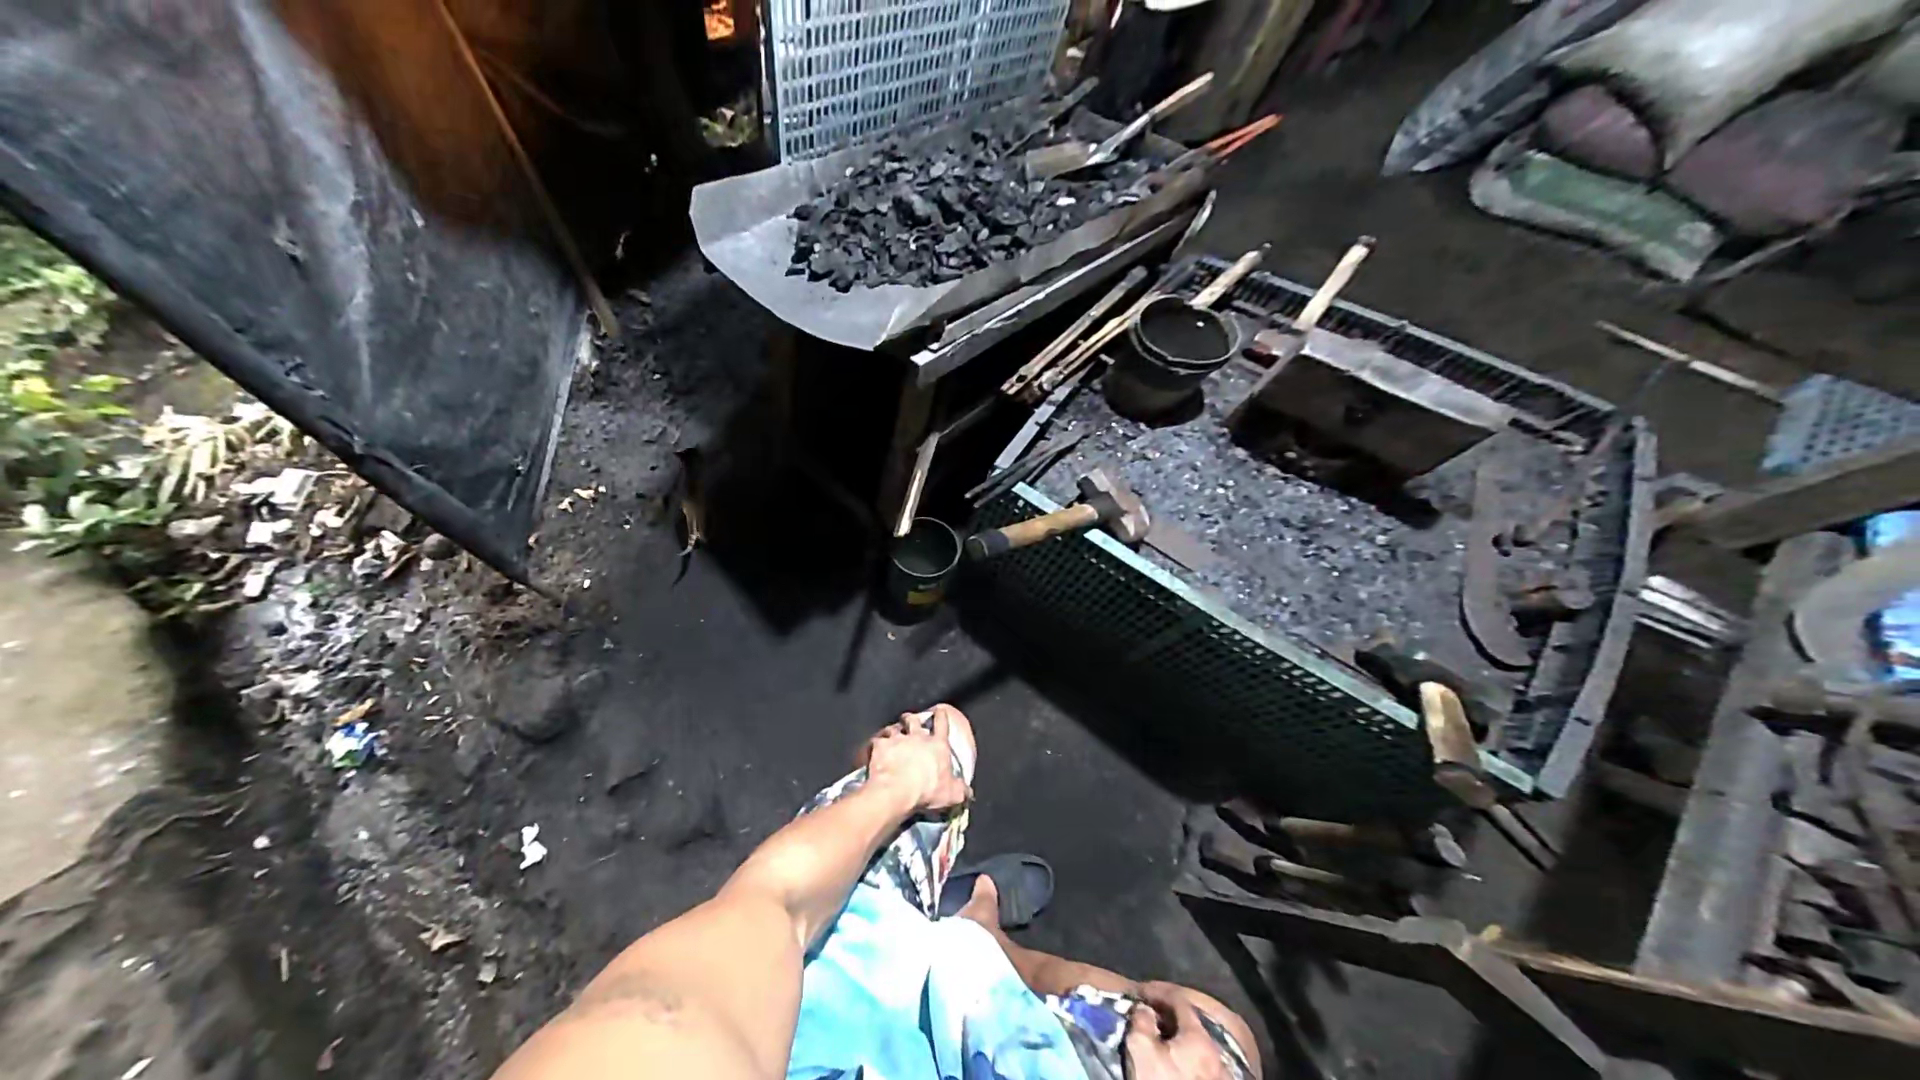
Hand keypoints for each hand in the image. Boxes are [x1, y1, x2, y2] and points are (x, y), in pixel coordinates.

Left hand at [861, 706, 968, 814]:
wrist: (897, 791)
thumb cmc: (928, 791)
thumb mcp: (952, 795)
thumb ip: (961, 790)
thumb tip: (969, 793)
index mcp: (937, 745)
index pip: (942, 724)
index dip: (941, 716)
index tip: (939, 711)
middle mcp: (917, 737)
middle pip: (914, 720)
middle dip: (911, 718)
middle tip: (909, 720)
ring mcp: (897, 739)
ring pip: (893, 728)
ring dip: (893, 730)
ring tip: (891, 733)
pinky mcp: (880, 746)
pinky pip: (876, 741)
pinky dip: (875, 744)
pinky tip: (873, 748)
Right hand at [1124, 984, 1234, 1079]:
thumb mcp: (1141, 1052)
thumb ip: (1141, 1023)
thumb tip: (1146, 1011)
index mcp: (1198, 1039)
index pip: (1180, 1002)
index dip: (1159, 993)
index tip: (1142, 993)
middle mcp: (1216, 1055)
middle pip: (1193, 1025)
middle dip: (1172, 1018)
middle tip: (1151, 1018)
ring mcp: (1222, 1077)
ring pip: (1200, 1048)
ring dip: (1181, 1041)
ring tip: (1161, 1045)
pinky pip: (1203, 1067)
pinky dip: (1188, 1060)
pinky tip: (1175, 1069)